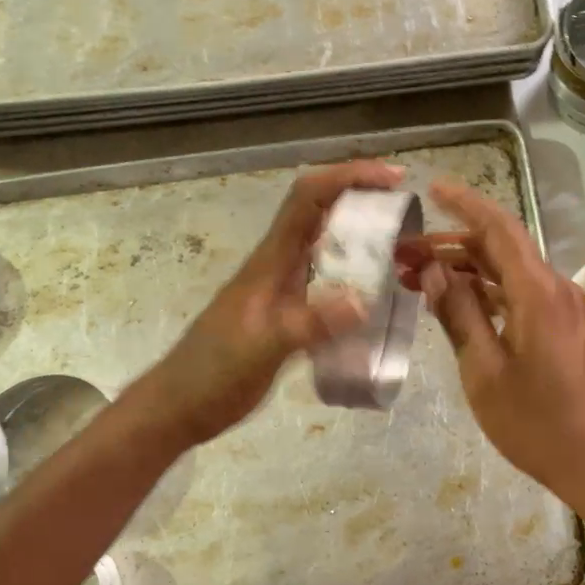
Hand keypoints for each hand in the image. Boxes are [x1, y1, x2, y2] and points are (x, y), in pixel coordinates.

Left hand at [144, 160, 403, 446]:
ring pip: (327, 245)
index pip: (310, 198)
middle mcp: (279, 264)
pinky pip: (329, 280)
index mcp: (271, 260)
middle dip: (364, 197)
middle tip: (407, 208)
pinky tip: (378, 295)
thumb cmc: (212, 373)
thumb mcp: (262, 348)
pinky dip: (357, 275)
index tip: (393, 178)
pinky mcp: (289, 313)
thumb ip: (310, 324)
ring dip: (363, 234)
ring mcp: (283, 288)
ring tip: (403, 245)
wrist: (177, 407)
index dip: (349, 176)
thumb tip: (365, 301)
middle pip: (322, 211)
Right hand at [410, 180, 584, 506]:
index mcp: (538, 291)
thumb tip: (433, 270)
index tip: (431, 189)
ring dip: (467, 269)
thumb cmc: (535, 422)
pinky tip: (454, 303)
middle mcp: (555, 288)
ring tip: (416, 278)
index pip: (499, 228)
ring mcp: (563, 307)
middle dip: (451, 244)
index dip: (465, 204)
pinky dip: (488, 292)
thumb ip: (459, 313)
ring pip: (510, 272)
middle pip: (501, 248)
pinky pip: (521, 293)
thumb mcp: (483, 369)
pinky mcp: (563, 327)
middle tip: (403, 253)